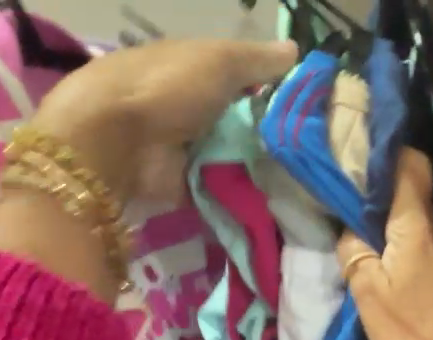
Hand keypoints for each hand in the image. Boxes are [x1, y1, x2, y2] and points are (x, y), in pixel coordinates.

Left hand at [30, 38, 299, 204]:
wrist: (118, 144)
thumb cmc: (164, 89)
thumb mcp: (216, 61)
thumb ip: (257, 60)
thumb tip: (297, 50)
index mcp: (189, 70)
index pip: (240, 80)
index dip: (272, 90)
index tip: (306, 107)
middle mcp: (190, 108)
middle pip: (243, 122)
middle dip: (274, 134)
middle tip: (314, 148)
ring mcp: (190, 148)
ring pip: (241, 156)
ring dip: (268, 166)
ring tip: (306, 175)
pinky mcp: (194, 184)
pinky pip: (231, 187)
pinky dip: (253, 192)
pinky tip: (284, 196)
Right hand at [337, 149, 432, 339]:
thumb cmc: (414, 335)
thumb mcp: (369, 294)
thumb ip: (355, 252)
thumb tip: (352, 231)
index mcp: (418, 226)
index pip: (410, 165)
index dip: (386, 151)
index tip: (359, 151)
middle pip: (414, 192)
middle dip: (384, 189)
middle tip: (351, 193)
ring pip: (421, 221)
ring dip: (396, 221)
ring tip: (366, 229)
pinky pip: (429, 246)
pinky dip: (410, 245)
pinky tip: (392, 258)